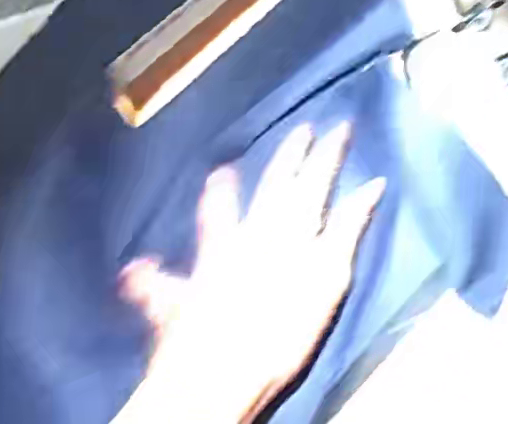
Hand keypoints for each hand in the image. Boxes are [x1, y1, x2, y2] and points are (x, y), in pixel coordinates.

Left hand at [113, 123, 385, 423]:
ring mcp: (212, 265)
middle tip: (301, 130)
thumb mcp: (330, 277)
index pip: (316, 178)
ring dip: (219, 196)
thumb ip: (348, 228)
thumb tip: (372, 183)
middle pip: (273, 186)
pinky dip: (148, 278)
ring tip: (219, 172)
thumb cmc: (284, 328)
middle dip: (290, 156)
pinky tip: (135, 269)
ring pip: (217, 220)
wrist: (213, 383)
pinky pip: (159, 287)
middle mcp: (251, 234)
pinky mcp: (180, 301)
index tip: (342, 124)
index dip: (330, 150)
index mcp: (291, 228)